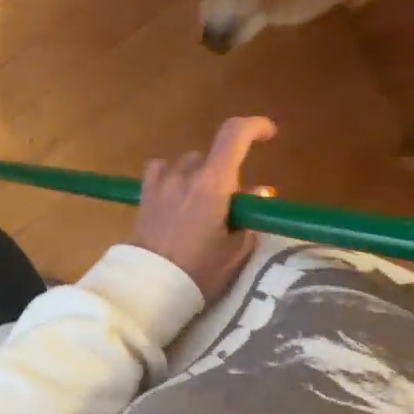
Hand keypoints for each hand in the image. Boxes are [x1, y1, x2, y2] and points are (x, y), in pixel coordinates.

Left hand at [130, 116, 275, 299]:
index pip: (234, 135)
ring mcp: (160, 183)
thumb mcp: (235, 251)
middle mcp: (185, 175)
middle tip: (229, 204)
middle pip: (211, 156)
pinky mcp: (144, 195)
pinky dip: (172, 176)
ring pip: (186, 163)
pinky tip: (175, 196)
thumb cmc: (198, 271)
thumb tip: (258, 192)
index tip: (269, 135)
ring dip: (199, 176)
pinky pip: (160, 171)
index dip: (254, 127)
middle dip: (225, 173)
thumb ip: (249, 218)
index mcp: (213, 184)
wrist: (148, 286)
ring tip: (201, 205)